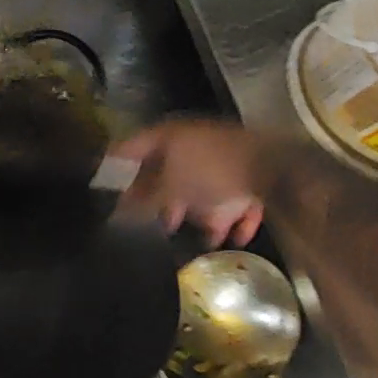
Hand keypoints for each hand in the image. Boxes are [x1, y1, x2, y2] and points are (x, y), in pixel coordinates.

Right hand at [114, 119, 263, 248]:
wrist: (277, 170)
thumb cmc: (213, 170)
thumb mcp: (171, 186)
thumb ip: (145, 199)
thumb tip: (119, 212)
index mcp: (168, 136)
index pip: (130, 148)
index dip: (113, 165)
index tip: (100, 186)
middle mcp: (193, 144)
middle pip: (166, 171)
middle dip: (156, 197)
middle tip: (142, 221)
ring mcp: (223, 161)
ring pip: (201, 188)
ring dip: (195, 212)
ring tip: (185, 238)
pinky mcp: (250, 179)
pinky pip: (234, 202)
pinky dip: (230, 221)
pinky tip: (228, 241)